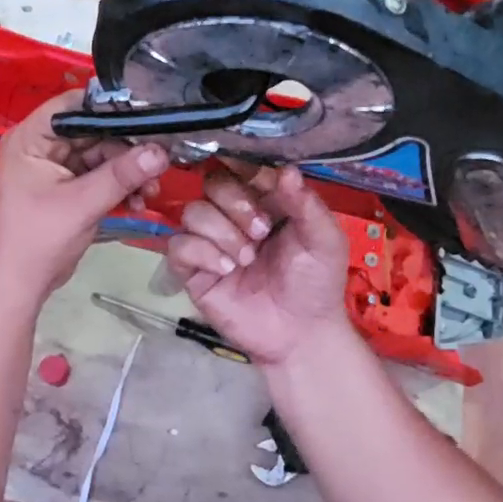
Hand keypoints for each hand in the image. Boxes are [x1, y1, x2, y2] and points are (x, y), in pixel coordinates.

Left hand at [0, 91, 169, 297]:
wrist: (18, 285)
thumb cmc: (38, 239)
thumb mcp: (82, 203)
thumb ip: (121, 175)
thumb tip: (161, 152)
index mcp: (31, 139)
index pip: (73, 106)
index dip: (110, 108)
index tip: (148, 115)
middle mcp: (41, 148)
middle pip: (93, 132)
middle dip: (127, 148)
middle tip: (161, 159)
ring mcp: (55, 170)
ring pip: (101, 157)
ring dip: (128, 171)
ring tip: (152, 189)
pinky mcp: (68, 191)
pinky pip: (99, 178)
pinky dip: (119, 187)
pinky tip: (139, 201)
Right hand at [165, 164, 351, 364]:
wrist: (301, 334)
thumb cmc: (316, 282)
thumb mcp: (324, 240)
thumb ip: (305, 204)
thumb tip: (285, 170)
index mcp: (265, 199)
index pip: (242, 167)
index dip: (244, 168)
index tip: (255, 178)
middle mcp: (233, 215)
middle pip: (212, 183)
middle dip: (236, 204)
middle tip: (262, 232)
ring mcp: (210, 242)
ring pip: (193, 212)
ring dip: (222, 232)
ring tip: (248, 259)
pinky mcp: (193, 270)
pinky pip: (178, 246)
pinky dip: (202, 253)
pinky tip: (227, 270)